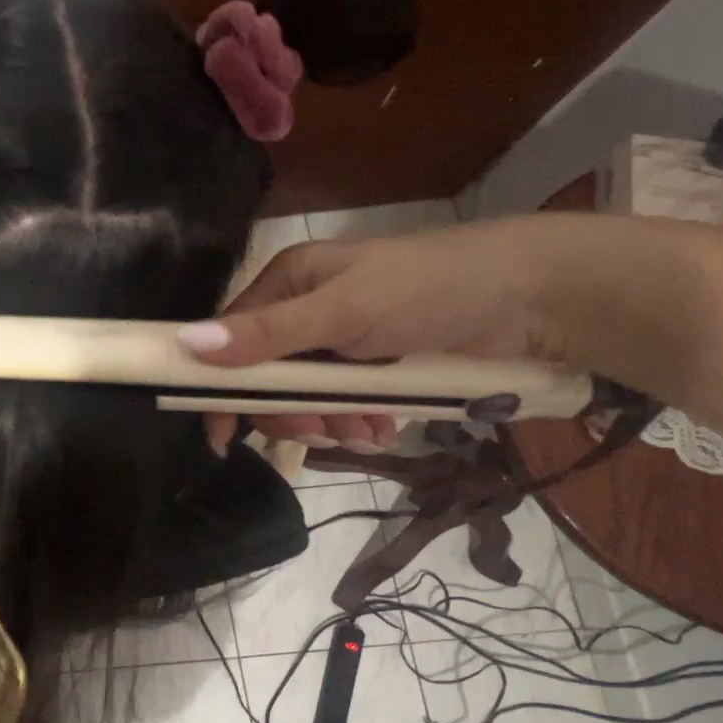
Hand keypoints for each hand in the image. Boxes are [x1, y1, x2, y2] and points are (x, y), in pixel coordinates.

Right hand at [189, 225, 568, 454]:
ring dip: (328, 424)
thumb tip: (184, 344)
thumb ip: (267, 334)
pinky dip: (355, 424)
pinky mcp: (372, 368)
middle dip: (290, 413)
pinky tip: (381, 431)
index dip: (220, 389)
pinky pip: (341, 406)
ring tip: (366, 433)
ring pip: (303, 399)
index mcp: (287, 285)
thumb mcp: (344, 312)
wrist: (538, 296)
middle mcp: (304, 313)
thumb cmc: (432, 289)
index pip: (228, 343)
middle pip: (265, 380)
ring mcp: (339, 343)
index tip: (224, 437)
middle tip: (322, 431)